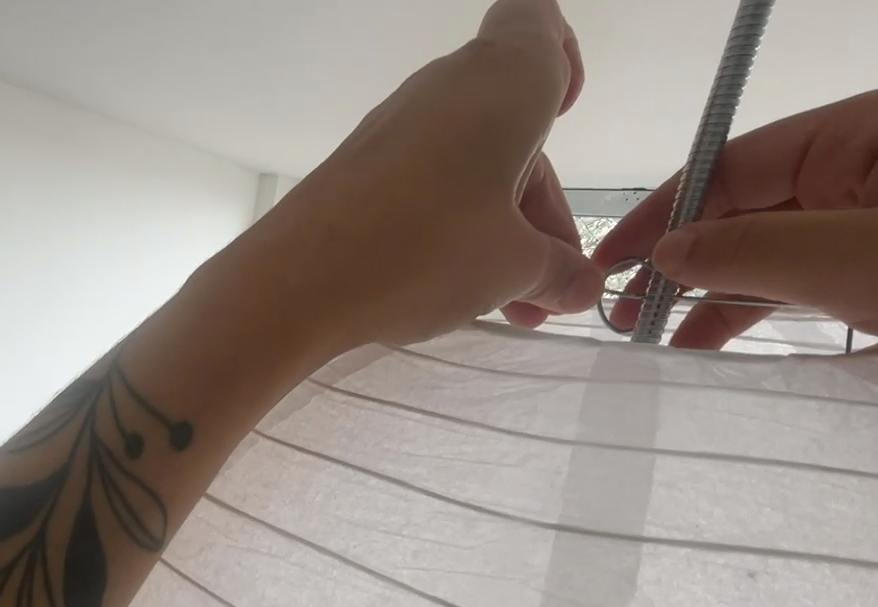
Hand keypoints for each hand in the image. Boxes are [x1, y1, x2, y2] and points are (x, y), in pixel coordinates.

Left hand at [201, 0, 602, 361]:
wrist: (297, 281)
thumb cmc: (425, 251)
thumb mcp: (511, 268)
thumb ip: (555, 271)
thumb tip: (580, 286)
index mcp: (502, 83)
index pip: (536, 25)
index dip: (559, 57)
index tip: (565, 110)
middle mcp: (444, 92)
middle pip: (507, 132)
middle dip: (536, 210)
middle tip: (546, 289)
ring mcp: (390, 132)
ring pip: (463, 171)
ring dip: (494, 235)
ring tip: (507, 308)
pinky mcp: (354, 175)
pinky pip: (417, 191)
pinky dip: (445, 233)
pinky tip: (451, 292)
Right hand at [596, 73, 877, 423]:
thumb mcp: (874, 258)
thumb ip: (756, 250)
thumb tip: (664, 252)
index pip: (740, 162)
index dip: (665, 213)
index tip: (608, 268)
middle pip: (753, 205)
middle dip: (685, 258)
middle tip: (625, 316)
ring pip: (777, 248)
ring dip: (715, 291)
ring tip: (660, 338)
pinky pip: (812, 283)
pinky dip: (761, 311)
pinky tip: (718, 342)